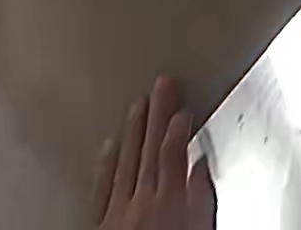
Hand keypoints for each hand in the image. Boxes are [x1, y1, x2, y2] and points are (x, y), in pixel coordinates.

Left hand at [95, 76, 215, 229]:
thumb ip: (203, 200)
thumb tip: (201, 166)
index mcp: (169, 203)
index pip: (173, 149)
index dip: (179, 124)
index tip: (185, 108)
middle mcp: (140, 203)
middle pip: (149, 147)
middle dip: (157, 112)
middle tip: (162, 85)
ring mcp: (115, 216)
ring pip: (124, 161)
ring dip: (133, 129)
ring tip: (137, 104)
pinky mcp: (97, 228)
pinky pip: (101, 188)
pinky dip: (105, 163)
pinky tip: (109, 144)